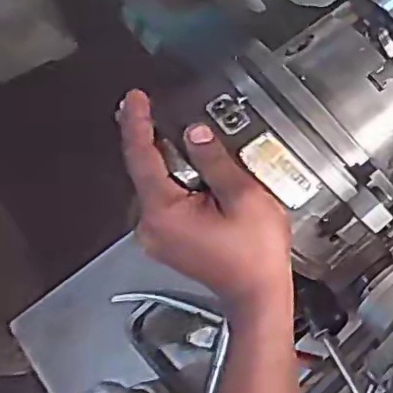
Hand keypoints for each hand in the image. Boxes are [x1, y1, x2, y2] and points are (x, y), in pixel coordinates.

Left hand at [117, 90, 293, 319]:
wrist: (257, 293)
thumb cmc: (255, 249)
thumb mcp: (243, 196)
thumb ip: (215, 162)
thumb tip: (194, 133)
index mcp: (163, 211)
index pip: (142, 158)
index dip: (137, 124)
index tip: (134, 99)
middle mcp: (149, 226)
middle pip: (146, 173)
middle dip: (153, 141)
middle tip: (153, 108)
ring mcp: (156, 238)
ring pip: (157, 188)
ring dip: (169, 163)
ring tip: (182, 139)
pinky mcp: (169, 243)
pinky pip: (165, 204)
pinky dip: (176, 183)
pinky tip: (195, 175)